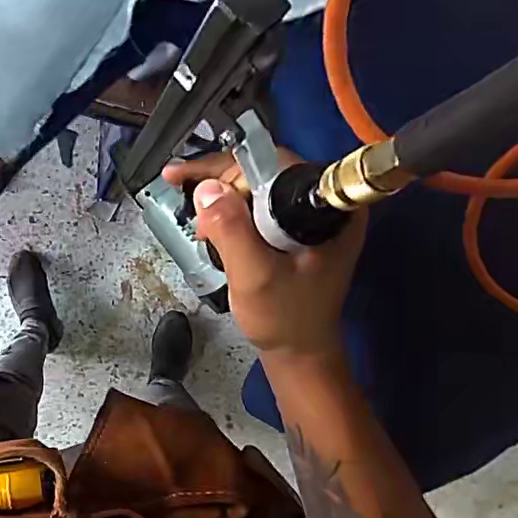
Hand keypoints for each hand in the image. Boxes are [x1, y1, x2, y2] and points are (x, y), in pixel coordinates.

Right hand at [162, 151, 364, 362]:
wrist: (299, 352)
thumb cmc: (284, 320)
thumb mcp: (254, 276)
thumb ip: (232, 231)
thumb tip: (207, 188)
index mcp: (329, 208)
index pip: (275, 164)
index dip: (229, 168)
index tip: (188, 177)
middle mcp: (324, 204)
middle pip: (264, 172)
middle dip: (221, 185)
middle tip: (191, 207)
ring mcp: (311, 217)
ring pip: (258, 187)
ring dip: (223, 200)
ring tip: (201, 224)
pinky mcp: (297, 229)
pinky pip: (259, 206)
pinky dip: (232, 213)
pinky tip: (215, 230)